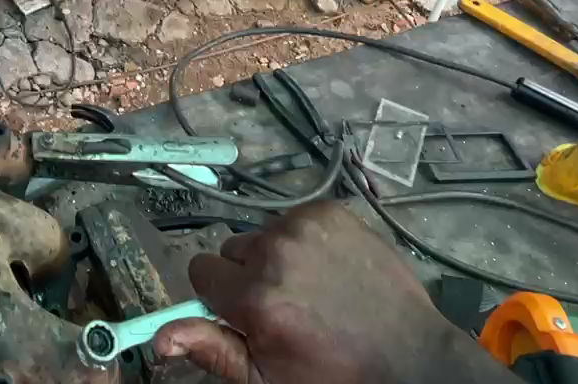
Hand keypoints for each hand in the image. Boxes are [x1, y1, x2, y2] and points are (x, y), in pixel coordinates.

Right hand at [153, 202, 515, 383]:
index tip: (247, 315)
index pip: (201, 270)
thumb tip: (158, 337)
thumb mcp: (270, 381)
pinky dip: (305, 241)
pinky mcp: (329, 211)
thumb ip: (211, 351)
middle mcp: (275, 253)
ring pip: (263, 235)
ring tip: (317, 291)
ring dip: (278, 259)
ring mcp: (304, 227)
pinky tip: (332, 269)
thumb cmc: (337, 380)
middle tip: (289, 308)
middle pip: (233, 251)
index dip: (221, 296)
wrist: (418, 365)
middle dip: (250, 276)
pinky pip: (293, 219)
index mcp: (256, 299)